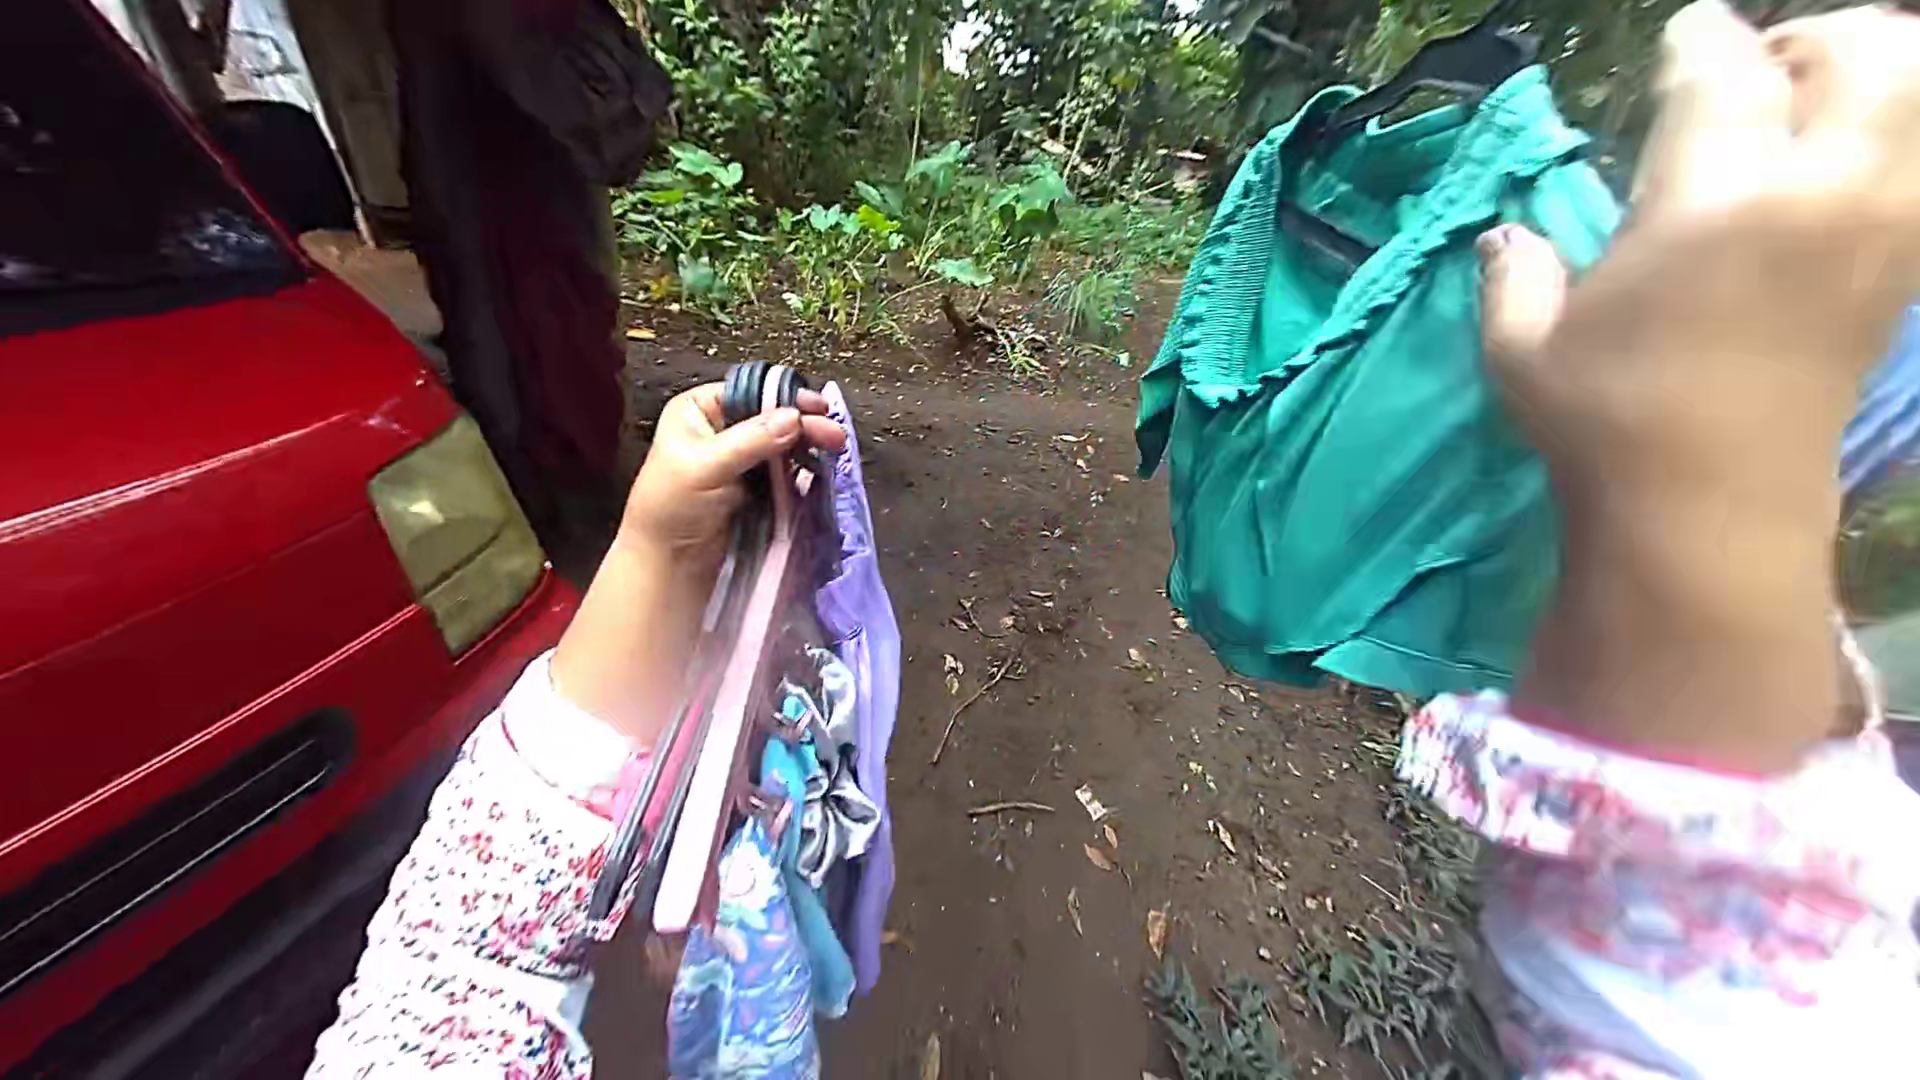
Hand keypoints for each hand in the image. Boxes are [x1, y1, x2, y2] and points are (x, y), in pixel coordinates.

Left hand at [619, 382, 846, 563]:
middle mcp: (724, 430)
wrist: (671, 563)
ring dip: (809, 445)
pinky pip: (788, 470)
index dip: (783, 397)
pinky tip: (820, 468)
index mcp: (700, 411)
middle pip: (773, 417)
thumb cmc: (670, 509)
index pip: (749, 393)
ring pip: (784, 443)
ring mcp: (744, 460)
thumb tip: (794, 418)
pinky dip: (804, 469)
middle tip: (834, 435)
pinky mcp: (759, 487)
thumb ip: (751, 440)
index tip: (816, 406)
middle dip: (804, 424)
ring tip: (834, 449)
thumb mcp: (704, 466)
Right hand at [1477, 0, 1919, 771]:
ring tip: (1812, 89)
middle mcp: (1823, 184)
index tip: (1682, 30)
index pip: (1717, 83)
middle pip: (1865, 48)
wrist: (1700, 488)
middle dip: (1807, 36)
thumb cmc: (1594, 412)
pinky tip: (1847, 152)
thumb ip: (1513, 275)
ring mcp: (1889, 216)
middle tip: (1751, 60)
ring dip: (1877, 62)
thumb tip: (1504, 233)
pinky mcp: (1912, 255)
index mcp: (1709, 204)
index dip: (1695, 47)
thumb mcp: (1519, 346)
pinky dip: (1900, 124)